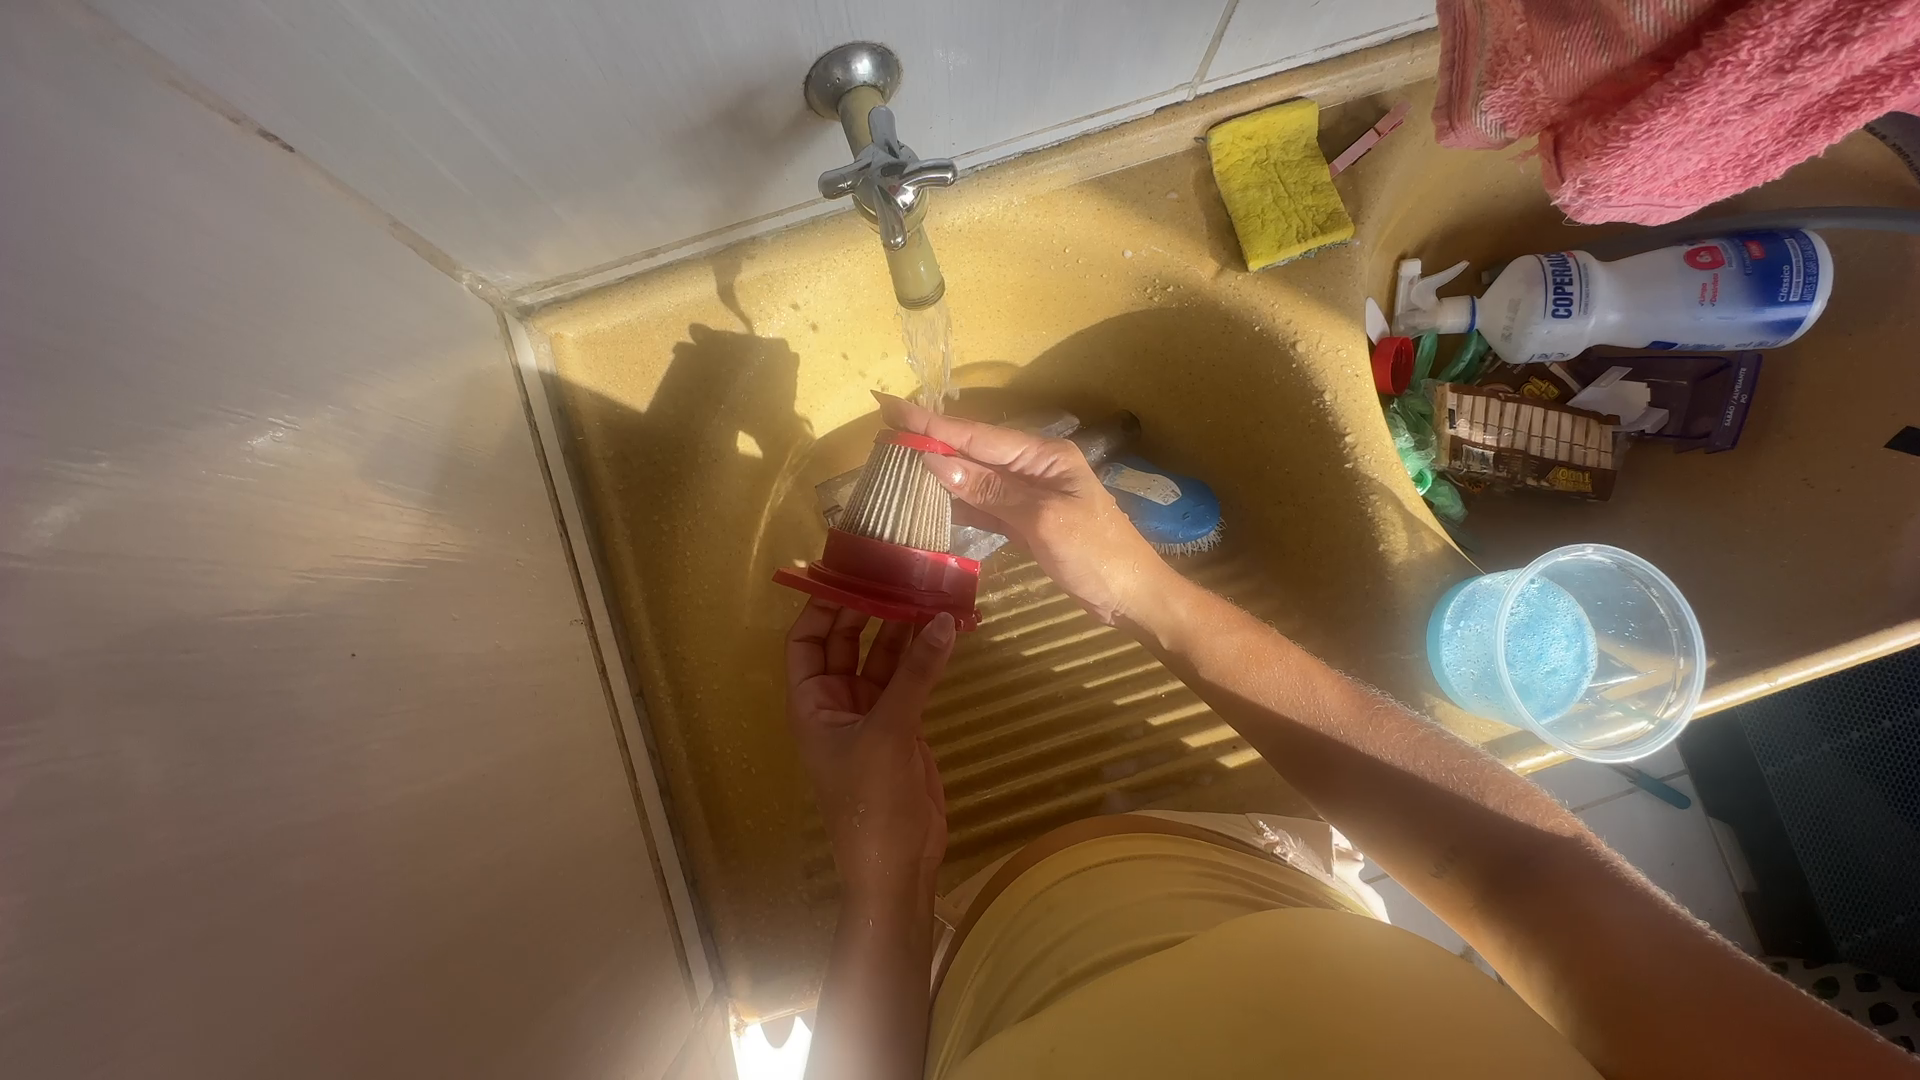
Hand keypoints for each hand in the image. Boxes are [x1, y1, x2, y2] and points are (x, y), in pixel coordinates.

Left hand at [786, 599, 954, 909]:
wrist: (899, 864)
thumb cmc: (871, 801)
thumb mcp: (888, 732)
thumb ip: (915, 674)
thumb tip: (942, 620)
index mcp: (811, 703)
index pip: (804, 641)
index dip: (821, 607)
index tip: (851, 574)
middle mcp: (836, 702)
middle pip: (845, 642)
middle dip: (868, 611)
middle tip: (895, 574)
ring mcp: (872, 713)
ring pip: (882, 658)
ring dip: (902, 630)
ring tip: (926, 592)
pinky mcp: (904, 724)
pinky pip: (910, 679)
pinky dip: (924, 656)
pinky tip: (943, 630)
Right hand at [875, 392, 1168, 624]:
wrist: (1131, 595)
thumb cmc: (1095, 553)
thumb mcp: (1043, 519)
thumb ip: (991, 490)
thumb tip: (937, 462)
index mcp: (1043, 455)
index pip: (977, 434)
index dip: (930, 423)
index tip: (889, 407)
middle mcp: (1033, 467)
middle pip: (973, 451)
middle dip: (930, 441)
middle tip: (883, 433)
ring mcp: (1029, 495)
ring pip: (975, 477)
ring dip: (939, 471)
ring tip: (896, 462)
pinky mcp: (1025, 522)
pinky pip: (984, 505)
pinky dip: (958, 503)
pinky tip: (931, 501)